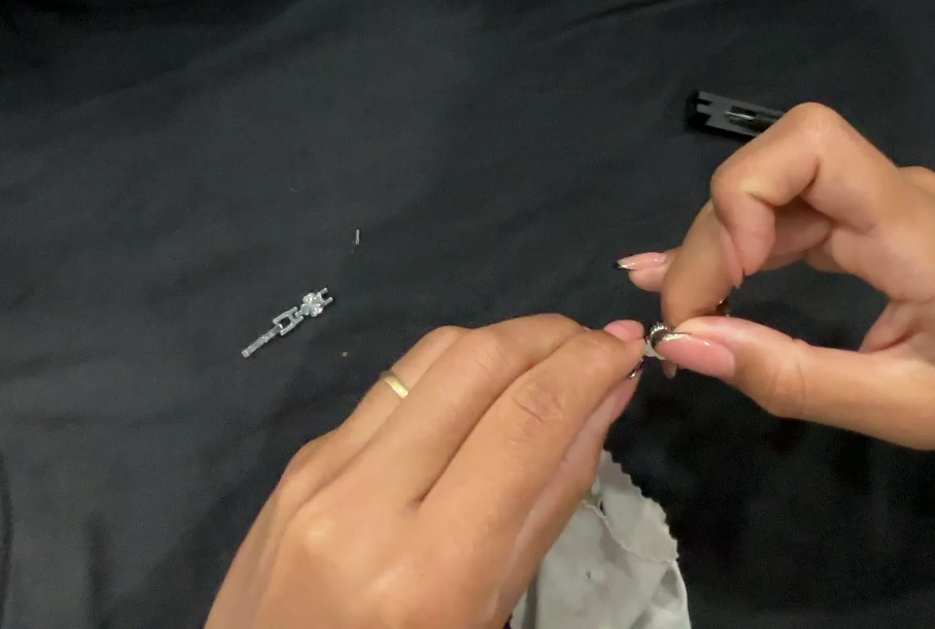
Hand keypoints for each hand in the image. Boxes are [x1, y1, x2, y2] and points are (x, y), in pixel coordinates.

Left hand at [205, 315, 646, 628]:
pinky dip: (456, 369)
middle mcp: (367, 499)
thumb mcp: (493, 612)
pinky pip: (396, 382)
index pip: (525, 424)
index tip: (629, 344)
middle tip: (596, 341)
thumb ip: (551, 498)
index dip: (588, 366)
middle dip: (550, 334)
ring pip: (435, 352)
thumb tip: (606, 396)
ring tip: (550, 355)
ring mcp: (325, 467)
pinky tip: (482, 390)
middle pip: (478, 362)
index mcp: (428, 570)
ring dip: (506, 338)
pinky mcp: (305, 452)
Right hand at [625, 103, 934, 455]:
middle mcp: (889, 192)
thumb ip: (793, 379)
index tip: (732, 279)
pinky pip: (785, 218)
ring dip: (717, 251)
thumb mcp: (907, 411)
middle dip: (712, 243)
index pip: (810, 142)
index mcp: (914, 226)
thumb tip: (685, 345)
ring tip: (687, 317)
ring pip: (766, 195)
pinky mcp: (866, 220)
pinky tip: (703, 286)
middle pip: (768, 172)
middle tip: (684, 326)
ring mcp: (876, 201)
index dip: (746, 192)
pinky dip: (740, 251)